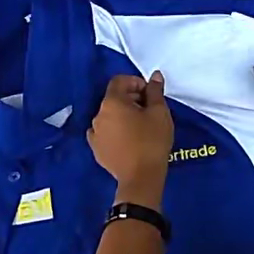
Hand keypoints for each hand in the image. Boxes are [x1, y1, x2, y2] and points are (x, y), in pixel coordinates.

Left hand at [89, 72, 173, 205]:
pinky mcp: (96, 149)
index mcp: (111, 102)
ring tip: (141, 126)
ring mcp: (94, 133)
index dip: (136, 83)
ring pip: (110, 115)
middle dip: (131, 99)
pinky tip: (127, 139)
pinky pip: (105, 132)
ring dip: (123, 115)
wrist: (141, 178)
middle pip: (114, 98)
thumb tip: (154, 76)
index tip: (150, 94)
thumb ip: (155, 91)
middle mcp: (98, 115)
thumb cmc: (152, 141)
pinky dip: (115, 130)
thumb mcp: (159, 112)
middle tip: (150, 110)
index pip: (120, 81)